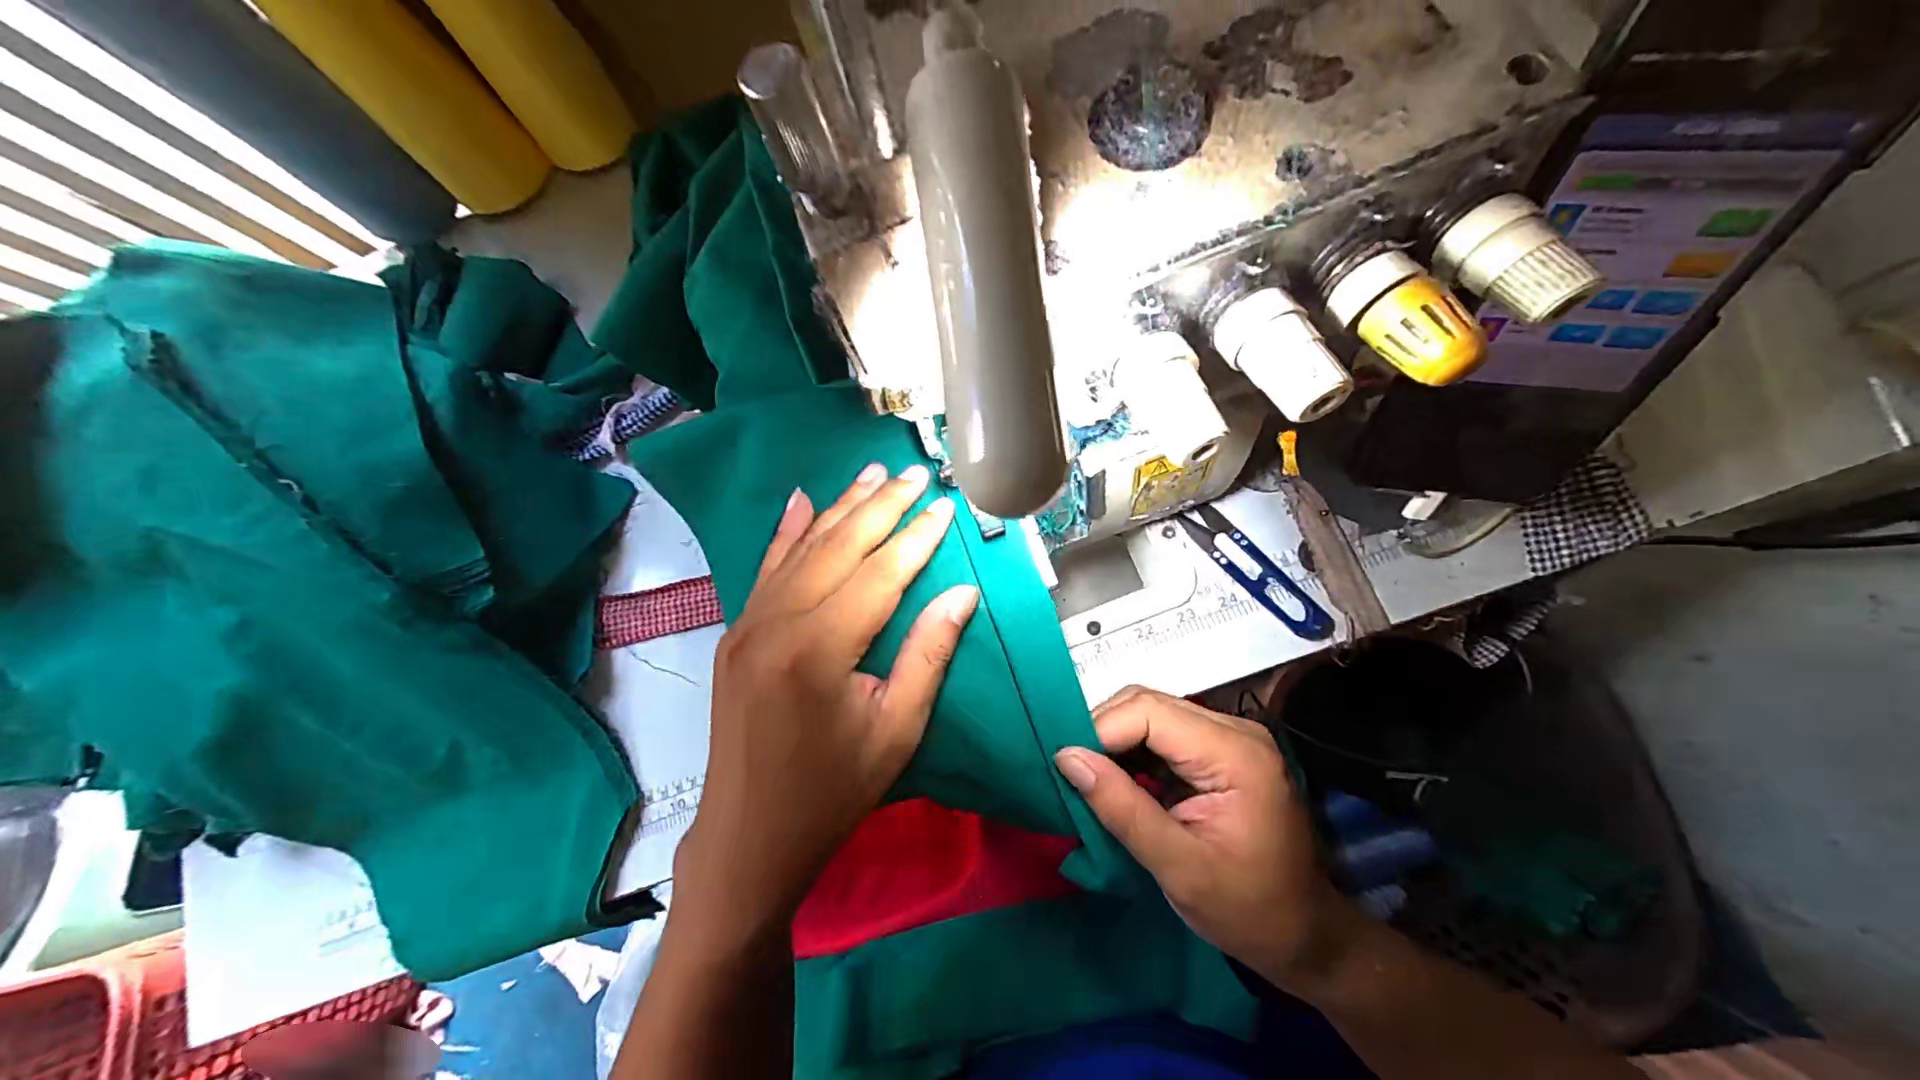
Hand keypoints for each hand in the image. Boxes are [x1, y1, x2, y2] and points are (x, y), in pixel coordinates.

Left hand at [674, 463, 978, 933]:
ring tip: (872, 473)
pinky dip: (787, 533)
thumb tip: (962, 593)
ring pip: (801, 551)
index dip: (916, 537)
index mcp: (818, 650)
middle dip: (881, 507)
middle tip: (913, 472)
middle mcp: (775, 624)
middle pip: (838, 549)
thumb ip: (928, 655)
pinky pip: (765, 571)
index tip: (944, 504)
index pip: (879, 574)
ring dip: (841, 509)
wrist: (749, 836)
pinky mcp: (735, 635)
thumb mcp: (896, 731)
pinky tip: (800, 501)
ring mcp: (746, 626)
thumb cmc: (832, 792)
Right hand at [1052, 686, 1362, 994]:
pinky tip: (1114, 781)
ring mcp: (1229, 738)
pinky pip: (1163, 734)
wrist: (1306, 937)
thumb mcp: (1179, 867)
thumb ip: (1122, 808)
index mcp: (1235, 754)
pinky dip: (1131, 751)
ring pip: (1151, 713)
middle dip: (1101, 731)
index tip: (1064, 767)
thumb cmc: (1249, 910)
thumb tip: (1066, 757)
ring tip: (1085, 776)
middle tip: (1069, 771)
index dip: (1099, 730)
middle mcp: (1235, 731)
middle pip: (1148, 703)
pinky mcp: (1220, 752)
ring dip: (1113, 740)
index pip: (1149, 711)